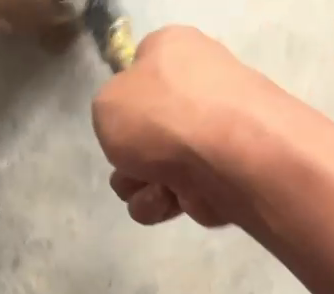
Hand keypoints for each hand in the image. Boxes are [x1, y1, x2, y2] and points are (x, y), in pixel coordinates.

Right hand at [91, 27, 299, 227]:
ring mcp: (204, 133)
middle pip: (134, 132)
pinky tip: (169, 196)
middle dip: (124, 156)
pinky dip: (157, 202)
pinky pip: (162, 195)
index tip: (117, 116)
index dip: (122, 96)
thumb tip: (132, 120)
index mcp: (173, 51)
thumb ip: (109, 104)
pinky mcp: (210, 173)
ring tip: (154, 183)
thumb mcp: (107, 100)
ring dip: (135, 185)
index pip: (139, 66)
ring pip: (142, 170)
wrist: (225, 156)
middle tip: (130, 159)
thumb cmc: (162, 117)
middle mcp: (192, 88)